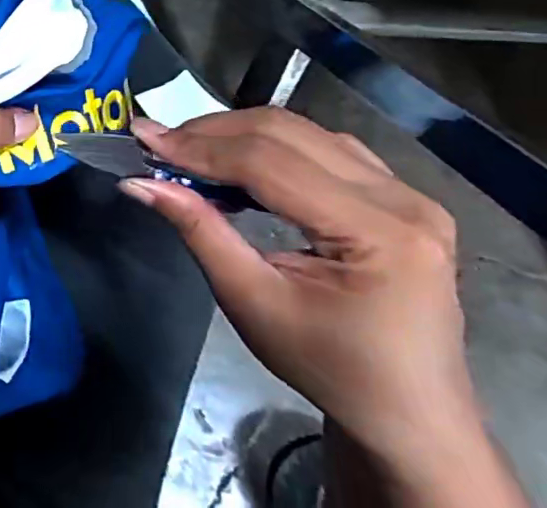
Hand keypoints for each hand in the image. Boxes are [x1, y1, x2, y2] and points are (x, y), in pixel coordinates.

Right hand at [121, 109, 481, 470]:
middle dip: (212, 133)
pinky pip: (322, 147)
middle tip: (157, 144)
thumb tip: (138, 181)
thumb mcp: (251, 300)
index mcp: (380, 233)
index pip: (269, 163)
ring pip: (302, 132)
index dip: (199, 146)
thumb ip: (198, 230)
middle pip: (287, 134)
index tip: (141, 138)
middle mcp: (404, 201)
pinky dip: (269, 146)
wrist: (408, 414)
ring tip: (188, 154)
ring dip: (237, 135)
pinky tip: (237, 165)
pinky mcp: (399, 196)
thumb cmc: (328, 365)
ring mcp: (408, 194)